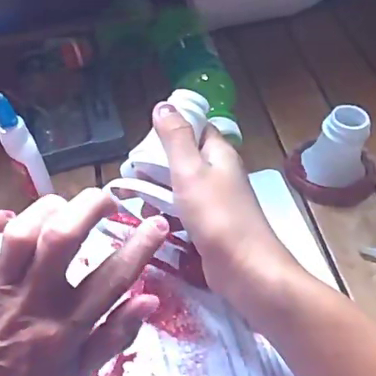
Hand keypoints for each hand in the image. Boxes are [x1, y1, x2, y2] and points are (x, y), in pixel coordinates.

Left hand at [0, 190, 168, 375]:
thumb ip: (117, 334)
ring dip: (45, 210)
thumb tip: (150, 299)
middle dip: (89, 208)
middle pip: (61, 238)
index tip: (157, 224)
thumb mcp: (82, 370)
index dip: (141, 246)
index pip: (113, 278)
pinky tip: (5, 219)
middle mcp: (35, 299)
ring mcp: (0, 286)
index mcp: (68, 325)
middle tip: (106, 201)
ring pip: (20, 233)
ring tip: (62, 209)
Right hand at [151, 101, 301, 295]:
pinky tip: (150, 224)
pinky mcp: (209, 227)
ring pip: (177, 188)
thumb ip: (175, 138)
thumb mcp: (189, 171)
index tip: (142, 143)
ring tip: (133, 203)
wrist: (246, 271)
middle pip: (181, 159)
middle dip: (153, 166)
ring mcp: (215, 203)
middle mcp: (219, 174)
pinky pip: (180, 213)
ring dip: (154, 193)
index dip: (170, 130)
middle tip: (130, 177)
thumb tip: (164, 105)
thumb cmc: (217, 217)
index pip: (195, 128)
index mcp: (219, 154)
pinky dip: (164, 215)